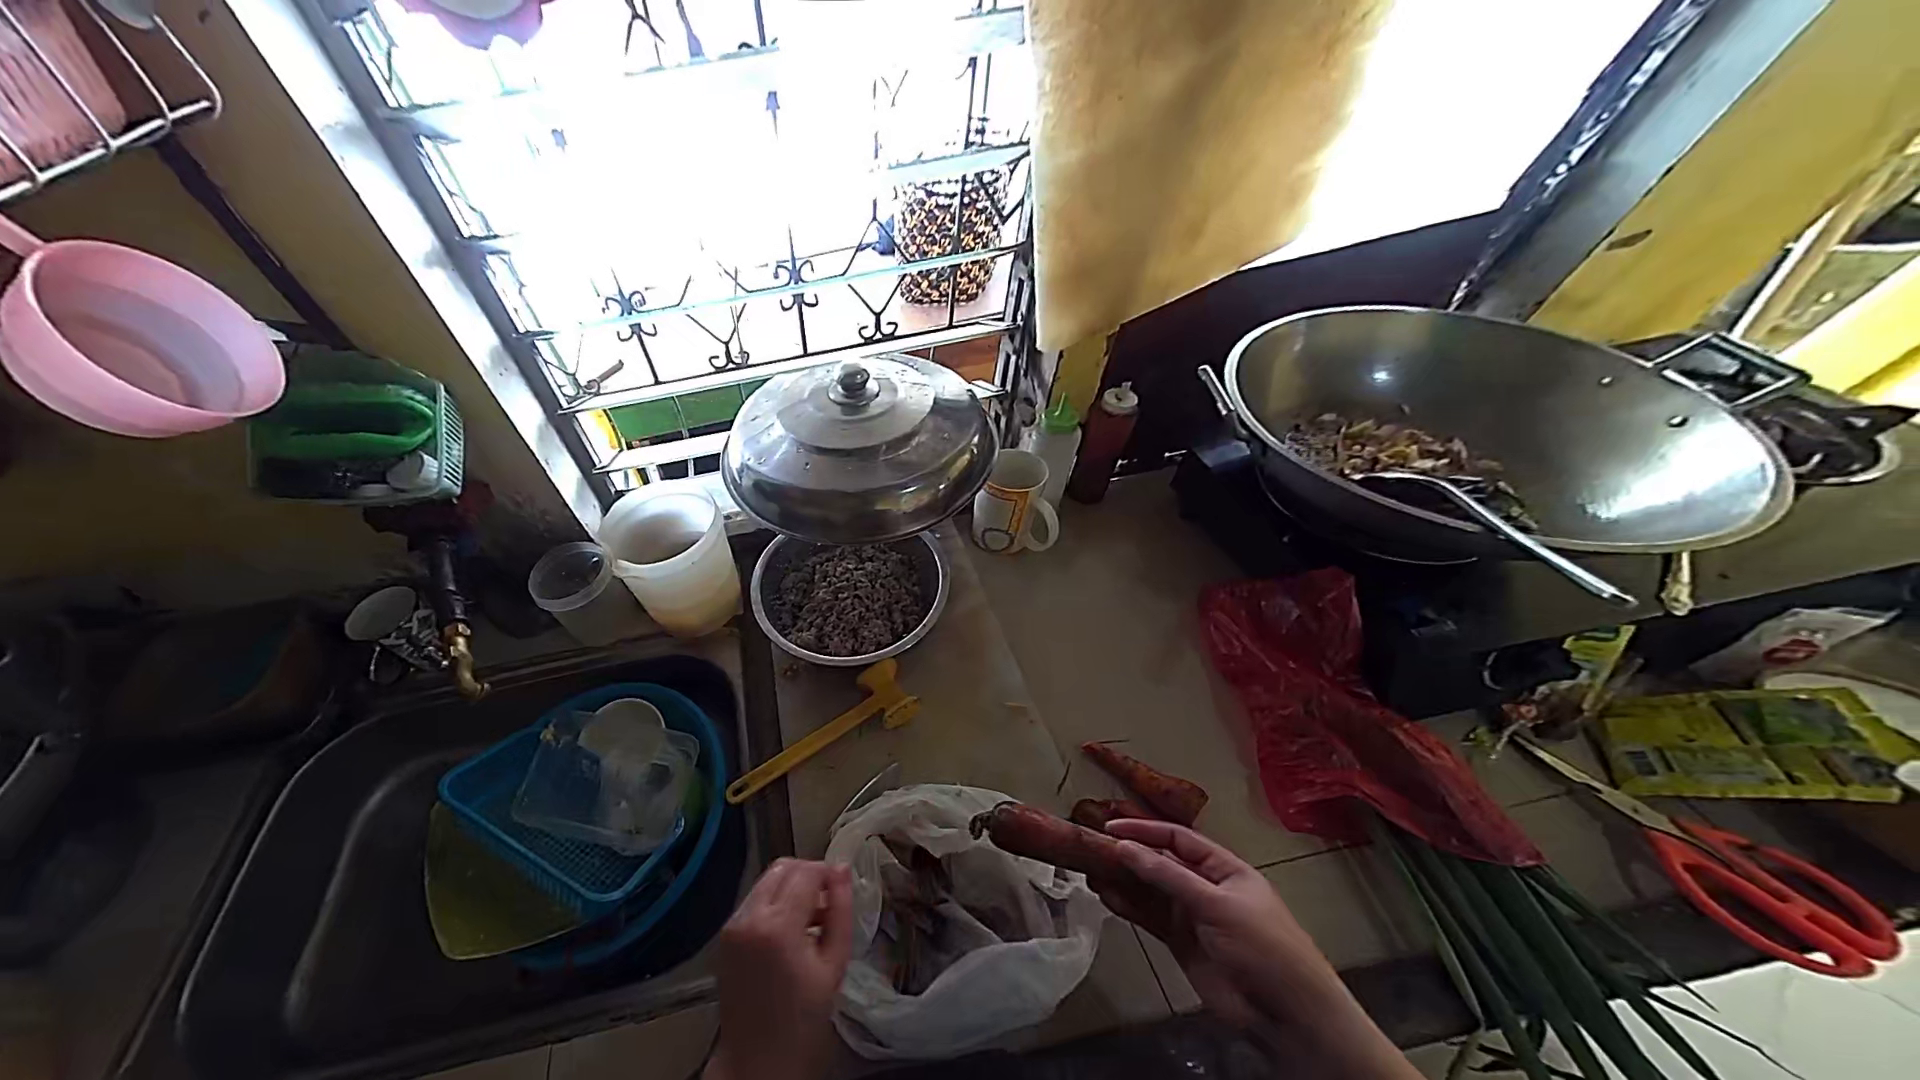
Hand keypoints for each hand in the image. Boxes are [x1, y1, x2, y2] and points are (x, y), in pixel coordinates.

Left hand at [706, 859, 852, 1079]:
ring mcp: (733, 925)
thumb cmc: (803, 1018)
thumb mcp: (835, 963)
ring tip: (810, 918)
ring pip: (768, 879)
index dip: (829, 874)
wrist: (756, 1061)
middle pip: (784, 866)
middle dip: (809, 875)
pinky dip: (775, 901)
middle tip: (827, 902)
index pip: (807, 871)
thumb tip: (843, 870)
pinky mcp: (726, 935)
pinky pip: (755, 899)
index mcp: (777, 925)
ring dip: (791, 886)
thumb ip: (841, 910)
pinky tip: (790, 930)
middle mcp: (749, 917)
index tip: (841, 892)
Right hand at [1095, 820, 1419, 1079]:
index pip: (1177, 838)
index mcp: (1222, 867)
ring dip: (1123, 880)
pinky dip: (1128, 907)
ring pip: (1150, 890)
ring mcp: (1191, 915)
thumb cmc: (1263, 946)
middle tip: (1092, 847)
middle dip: (1129, 854)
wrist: (1287, 1016)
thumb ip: (1169, 877)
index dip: (1145, 830)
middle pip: (1160, 862)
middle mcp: (1204, 886)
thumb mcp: (1217, 904)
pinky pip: (1149, 918)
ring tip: (1090, 870)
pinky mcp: (1181, 943)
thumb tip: (1125, 847)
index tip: (1111, 828)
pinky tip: (1106, 897)